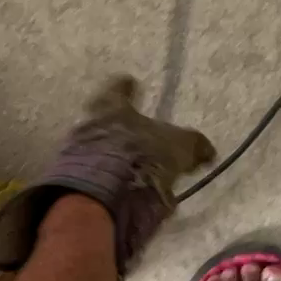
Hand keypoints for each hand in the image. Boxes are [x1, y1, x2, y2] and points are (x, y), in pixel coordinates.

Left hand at [0, 76, 214, 275]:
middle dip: (117, 126)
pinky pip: (95, 178)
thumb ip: (193, 146)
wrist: (102, 198)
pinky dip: (110, 182)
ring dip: (113, 157)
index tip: (130, 82)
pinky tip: (127, 192)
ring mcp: (76, 156)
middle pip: (102, 120)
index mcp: (112, 107)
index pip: (119, 89)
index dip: (126, 87)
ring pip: (96, 149)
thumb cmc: (142, 157)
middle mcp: (89, 126)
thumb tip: (207, 151)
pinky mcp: (74, 185)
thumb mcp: (179, 147)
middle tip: (132, 133)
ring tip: (135, 169)